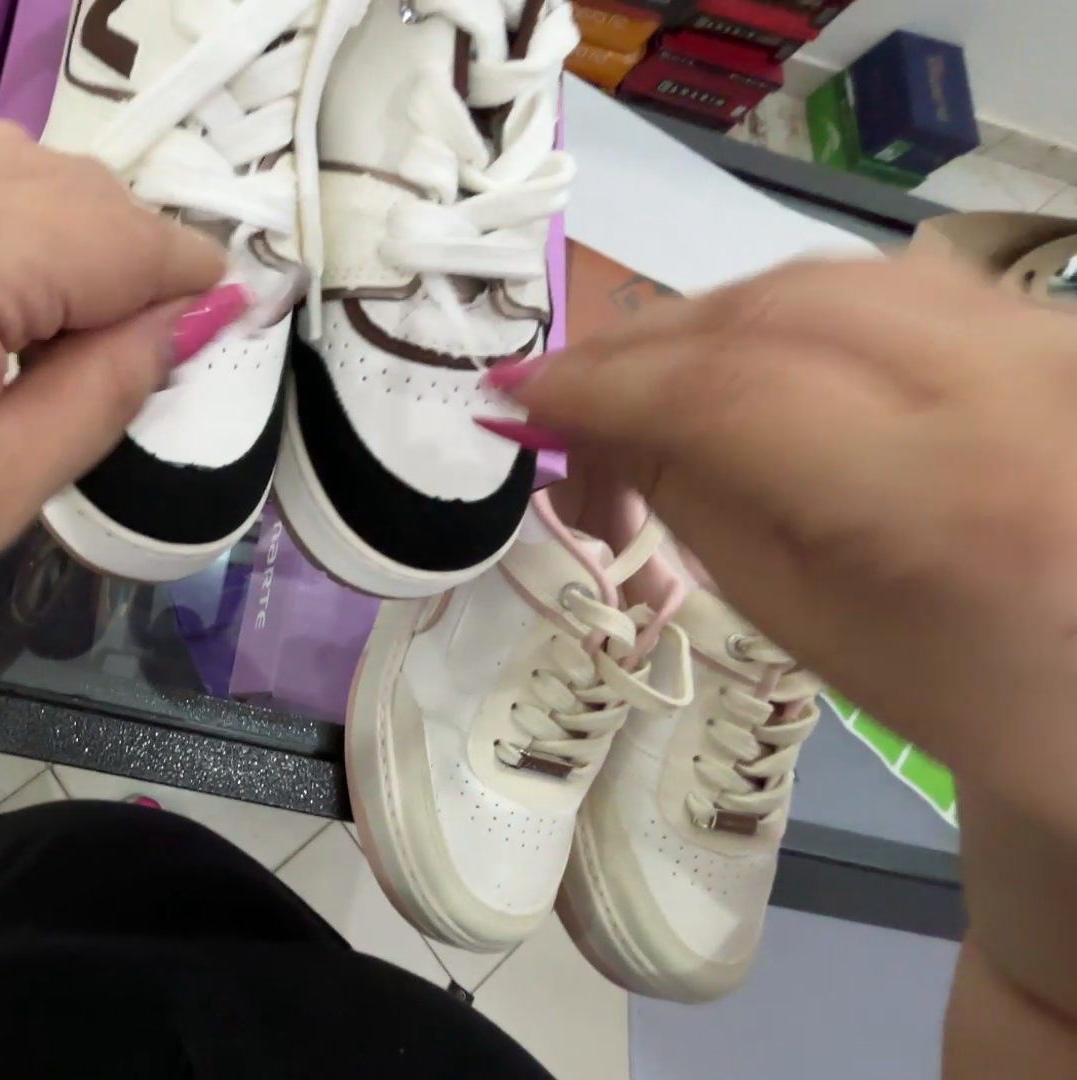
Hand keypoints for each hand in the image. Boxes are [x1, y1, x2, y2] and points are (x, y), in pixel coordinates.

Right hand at [498, 256, 1076, 830]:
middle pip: (773, 312)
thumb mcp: (782, 603)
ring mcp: (1060, 341)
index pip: (727, 394)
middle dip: (636, 342)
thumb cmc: (942, 679)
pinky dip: (771, 309)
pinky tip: (727, 354)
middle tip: (557, 387)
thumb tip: (579, 422)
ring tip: (632, 376)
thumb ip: (679, 489)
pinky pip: (881, 283)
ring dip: (696, 320)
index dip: (601, 383)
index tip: (517, 393)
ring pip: (826, 278)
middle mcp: (1029, 389)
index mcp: (947, 499)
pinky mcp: (1056, 325)